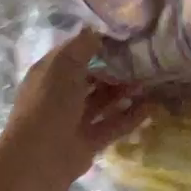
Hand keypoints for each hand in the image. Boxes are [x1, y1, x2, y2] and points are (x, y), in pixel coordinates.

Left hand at [0, 29, 150, 187]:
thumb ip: (82, 46)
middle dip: (114, 71)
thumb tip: (97, 32)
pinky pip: (112, 126)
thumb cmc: (49, 104)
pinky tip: (150, 108)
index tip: (124, 39)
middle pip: (91, 79)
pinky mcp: (88, 142)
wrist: (39, 158)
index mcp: (50, 74)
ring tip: (150, 82)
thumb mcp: (63, 65)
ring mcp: (75, 120)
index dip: (96, 46)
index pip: (74, 55)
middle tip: (143, 62)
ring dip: (124, 93)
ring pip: (103, 103)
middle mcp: (61, 95)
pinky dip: (129, 117)